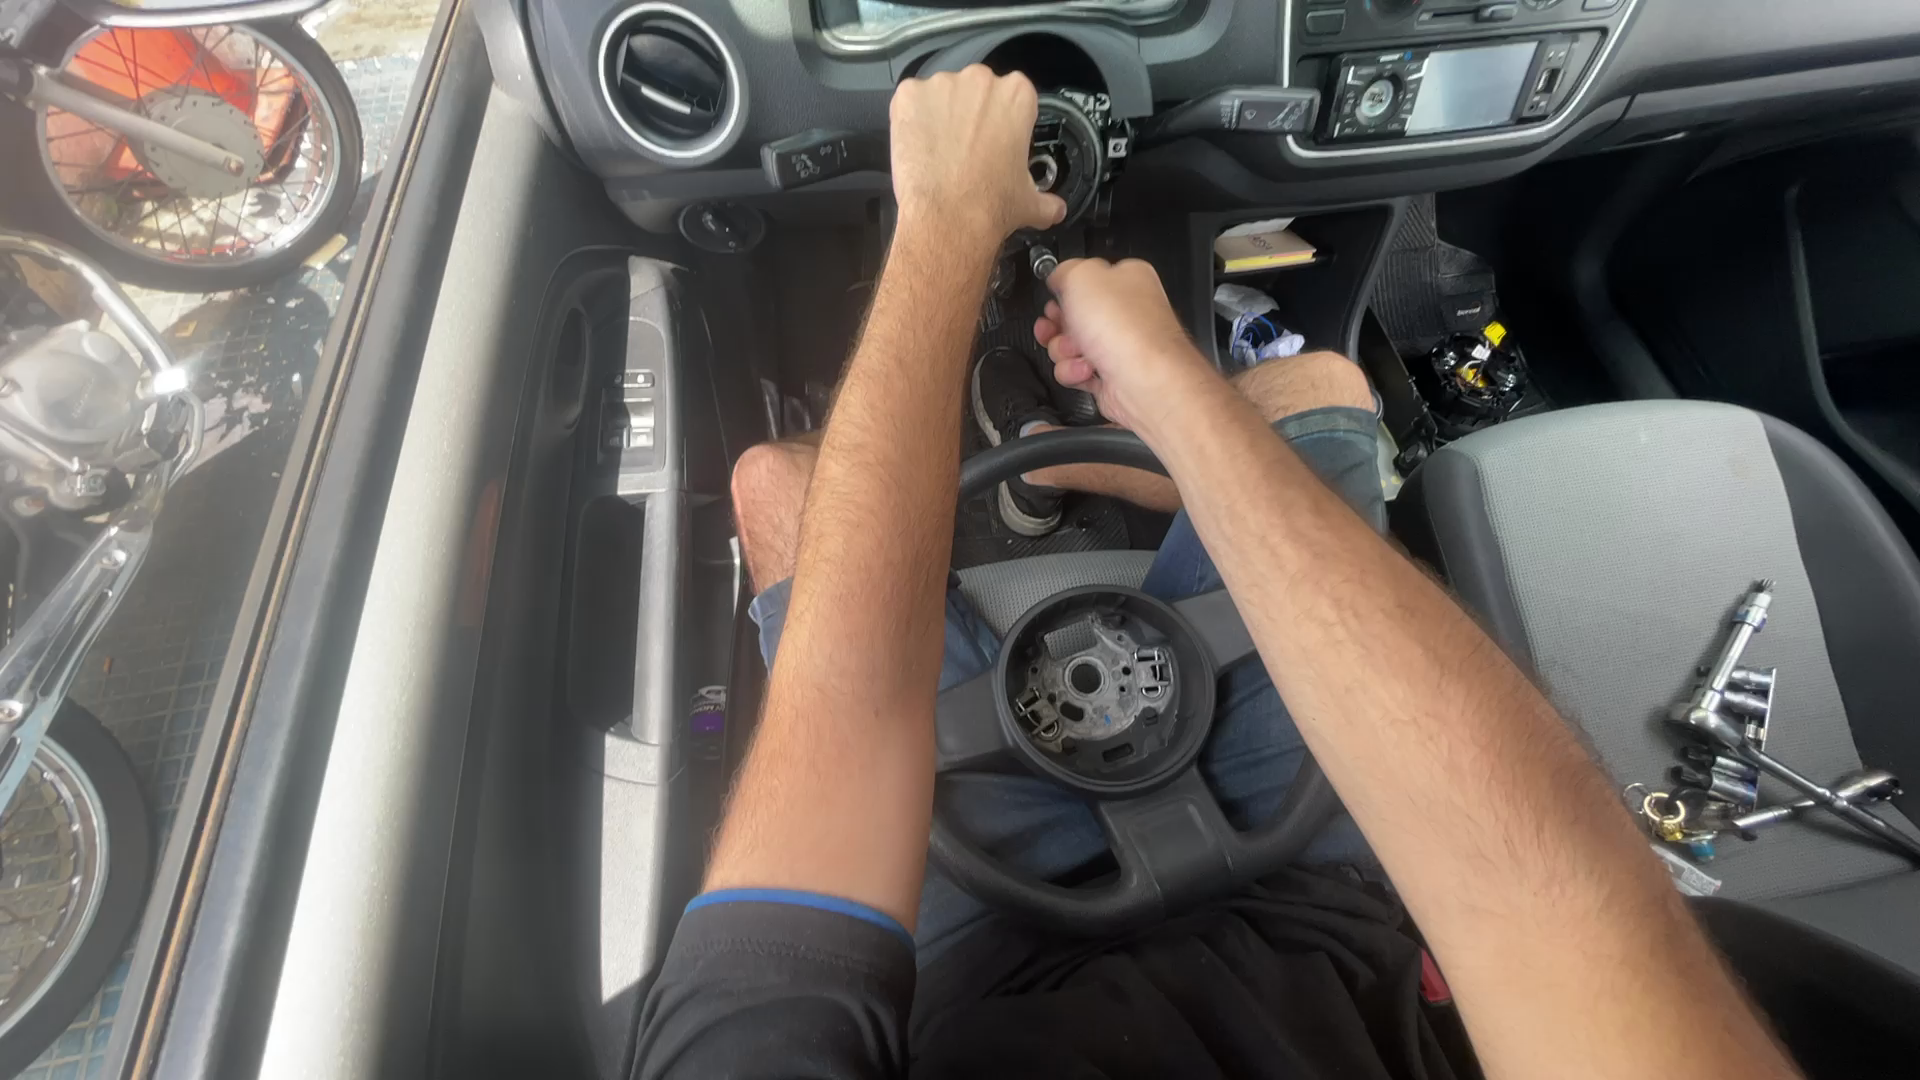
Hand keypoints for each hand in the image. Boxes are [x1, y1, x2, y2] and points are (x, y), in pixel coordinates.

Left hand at [889, 66, 1066, 242]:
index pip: (1014, 97)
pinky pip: (909, 103)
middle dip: (971, 117)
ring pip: (941, 96)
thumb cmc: (989, 207)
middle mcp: (981, 81)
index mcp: (1017, 96)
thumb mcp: (1029, 204)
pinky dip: (911, 123)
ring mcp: (942, 85)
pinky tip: (919, 151)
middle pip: (976, 91)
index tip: (997, 142)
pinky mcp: (909, 97)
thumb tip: (1055, 209)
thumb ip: (1047, 201)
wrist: (948, 221)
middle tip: (968, 153)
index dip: (1004, 122)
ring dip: (941, 119)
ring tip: (941, 157)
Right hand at [1033, 258, 1217, 433]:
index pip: (1085, 280)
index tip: (1053, 299)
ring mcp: (1118, 346)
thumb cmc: (1126, 330)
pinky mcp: (1110, 375)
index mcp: (1125, 280)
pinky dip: (1075, 373)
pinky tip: (1086, 370)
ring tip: (1077, 351)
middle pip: (1073, 317)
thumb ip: (1065, 270)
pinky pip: (1077, 372)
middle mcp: (1125, 313)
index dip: (1063, 291)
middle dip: (1058, 325)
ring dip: (1064, 351)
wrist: (1143, 380)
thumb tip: (1057, 277)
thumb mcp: (1083, 277)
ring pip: (1070, 347)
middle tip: (1059, 327)